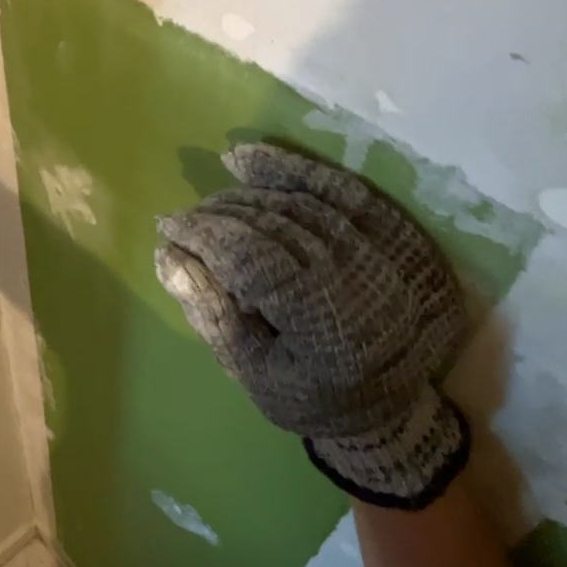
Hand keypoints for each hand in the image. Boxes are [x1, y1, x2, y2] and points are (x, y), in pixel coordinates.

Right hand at [155, 143, 472, 508]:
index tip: (168, 227)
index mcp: (329, 331)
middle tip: (185, 220)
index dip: (206, 237)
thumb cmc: (309, 396)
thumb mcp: (248, 369)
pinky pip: (341, 189)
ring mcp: (389, 257)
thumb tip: (167, 253)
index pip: (255, 261)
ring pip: (302, 203)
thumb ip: (208, 310)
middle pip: (277, 226)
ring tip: (211, 204)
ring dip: (247, 195)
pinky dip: (293, 170)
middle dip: (220, 216)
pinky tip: (249, 158)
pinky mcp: (399, 237)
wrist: (390, 408)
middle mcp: (365, 285)